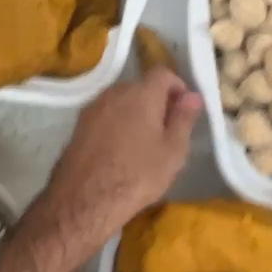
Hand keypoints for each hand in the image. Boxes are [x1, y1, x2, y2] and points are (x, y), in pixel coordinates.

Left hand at [33, 67, 202, 251]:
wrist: (85, 199)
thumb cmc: (137, 175)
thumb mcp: (172, 151)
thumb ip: (183, 118)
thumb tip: (193, 96)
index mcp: (141, 94)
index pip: (162, 72)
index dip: (177, 86)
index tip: (184, 108)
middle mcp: (114, 93)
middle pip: (140, 86)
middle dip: (156, 100)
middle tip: (166, 129)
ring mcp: (92, 108)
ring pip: (120, 101)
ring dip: (134, 112)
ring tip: (143, 142)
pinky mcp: (78, 125)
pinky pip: (105, 115)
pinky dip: (116, 123)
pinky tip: (119, 150)